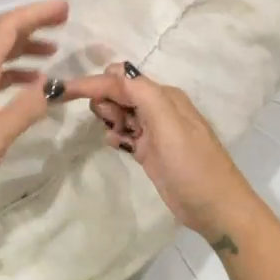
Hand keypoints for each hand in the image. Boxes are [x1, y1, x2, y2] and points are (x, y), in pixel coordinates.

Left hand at [0, 0, 67, 220]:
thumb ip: (25, 109)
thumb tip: (53, 85)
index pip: (6, 29)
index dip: (36, 14)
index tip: (65, 9)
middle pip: (2, 39)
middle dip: (33, 26)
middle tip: (65, 24)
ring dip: (26, 51)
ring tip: (55, 55)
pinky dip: (16, 77)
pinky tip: (31, 89)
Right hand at [68, 65, 265, 241]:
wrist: (217, 209)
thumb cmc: (193, 167)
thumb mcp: (169, 126)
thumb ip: (143, 95)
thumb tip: (114, 70)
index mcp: (164, 96)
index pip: (120, 79)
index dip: (92, 83)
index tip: (62, 91)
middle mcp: (158, 107)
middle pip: (117, 91)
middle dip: (105, 102)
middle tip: (114, 125)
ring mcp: (154, 129)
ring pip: (119, 111)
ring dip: (110, 119)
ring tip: (120, 138)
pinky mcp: (149, 150)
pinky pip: (123, 132)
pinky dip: (115, 135)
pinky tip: (118, 145)